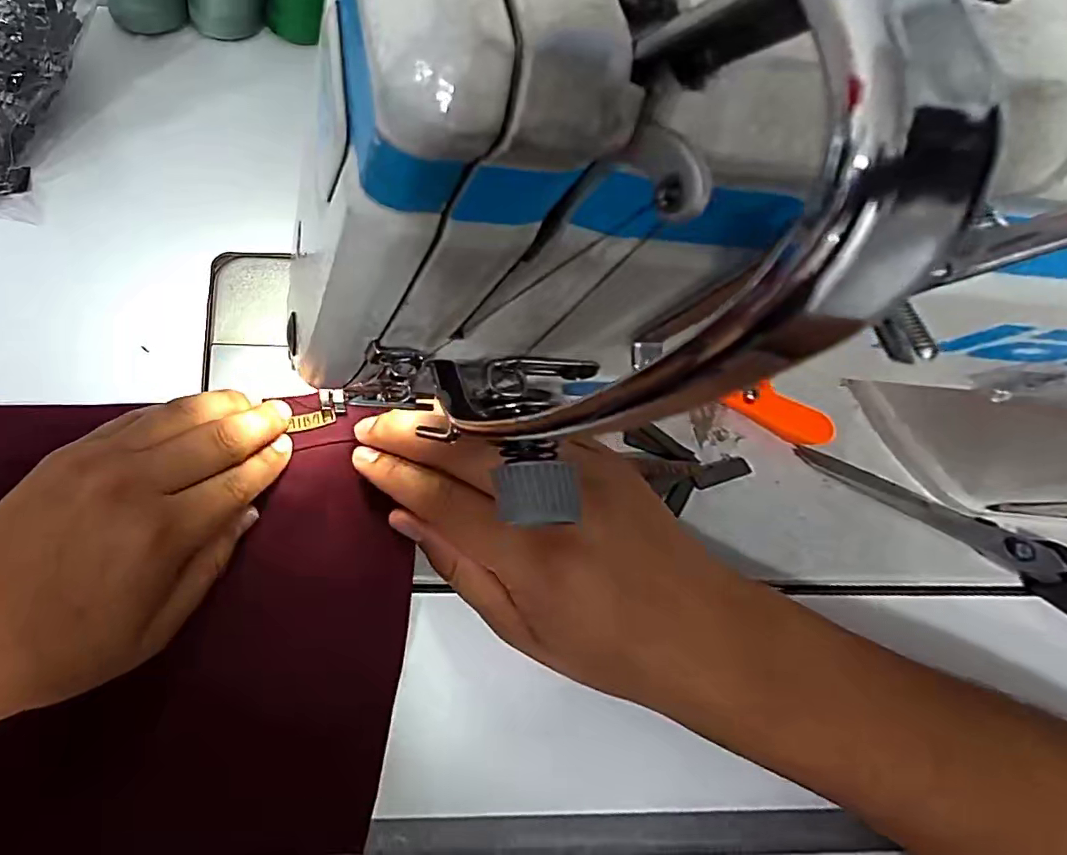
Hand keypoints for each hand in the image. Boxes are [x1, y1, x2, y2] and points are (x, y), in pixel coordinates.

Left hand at [0, 391, 293, 719]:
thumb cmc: (66, 647)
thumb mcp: (152, 631)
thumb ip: (207, 567)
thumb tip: (245, 515)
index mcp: (161, 534)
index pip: (233, 482)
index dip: (266, 462)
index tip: (287, 446)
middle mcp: (136, 483)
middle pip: (213, 436)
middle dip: (254, 421)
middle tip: (280, 411)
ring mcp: (100, 458)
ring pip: (177, 414)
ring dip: (219, 402)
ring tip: (247, 398)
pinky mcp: (73, 450)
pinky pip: (136, 416)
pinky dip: (172, 408)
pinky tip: (192, 406)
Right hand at [351, 410, 775, 711]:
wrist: (703, 629)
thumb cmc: (610, 647)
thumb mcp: (518, 627)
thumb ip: (456, 564)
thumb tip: (406, 519)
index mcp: (528, 554)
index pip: (440, 498)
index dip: (394, 475)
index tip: (363, 461)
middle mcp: (552, 501)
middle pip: (460, 450)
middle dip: (404, 433)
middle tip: (369, 428)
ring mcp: (580, 469)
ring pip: (491, 428)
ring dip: (438, 421)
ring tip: (400, 420)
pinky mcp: (600, 454)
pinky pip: (529, 428)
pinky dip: (484, 422)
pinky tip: (457, 422)